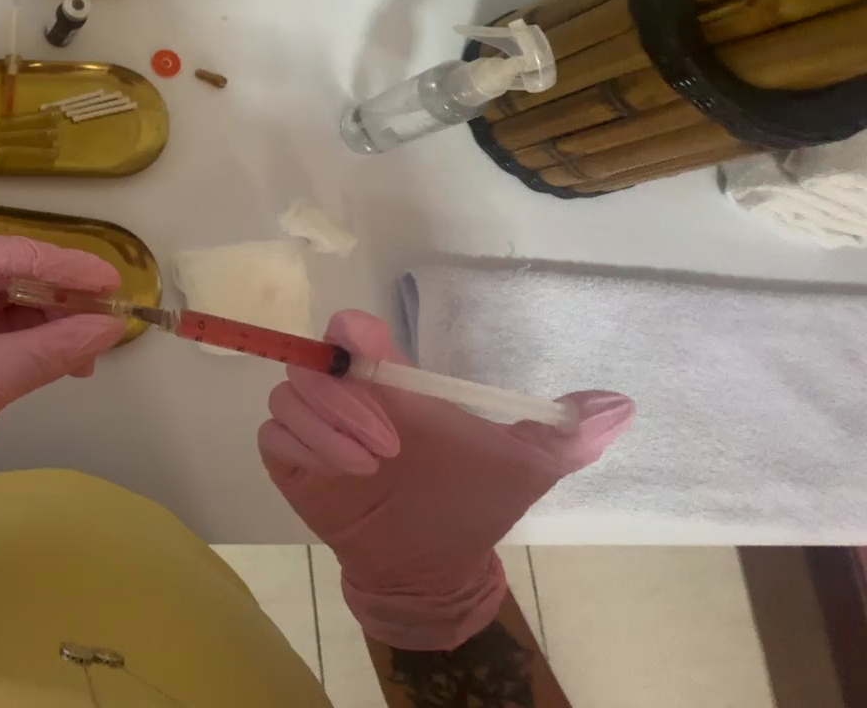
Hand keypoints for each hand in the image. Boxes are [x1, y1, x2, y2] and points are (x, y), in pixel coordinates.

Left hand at [0, 236, 126, 584]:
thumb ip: (48, 350)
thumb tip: (114, 324)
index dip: (55, 260)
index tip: (107, 278)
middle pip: (10, 272)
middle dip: (61, 287)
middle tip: (111, 302)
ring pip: (19, 301)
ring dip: (60, 317)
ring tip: (99, 339)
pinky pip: (20, 331)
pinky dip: (51, 341)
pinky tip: (79, 361)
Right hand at [260, 310, 634, 649]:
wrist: (431, 562)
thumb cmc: (471, 503)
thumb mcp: (525, 468)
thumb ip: (565, 434)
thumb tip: (620, 404)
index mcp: (387, 381)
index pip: (351, 331)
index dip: (351, 334)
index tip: (367, 358)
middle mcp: (341, 393)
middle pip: (311, 362)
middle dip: (343, 400)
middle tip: (389, 444)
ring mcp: (309, 423)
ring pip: (288, 396)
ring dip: (326, 428)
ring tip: (370, 466)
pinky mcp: (287, 455)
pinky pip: (274, 433)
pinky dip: (303, 447)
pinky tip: (341, 473)